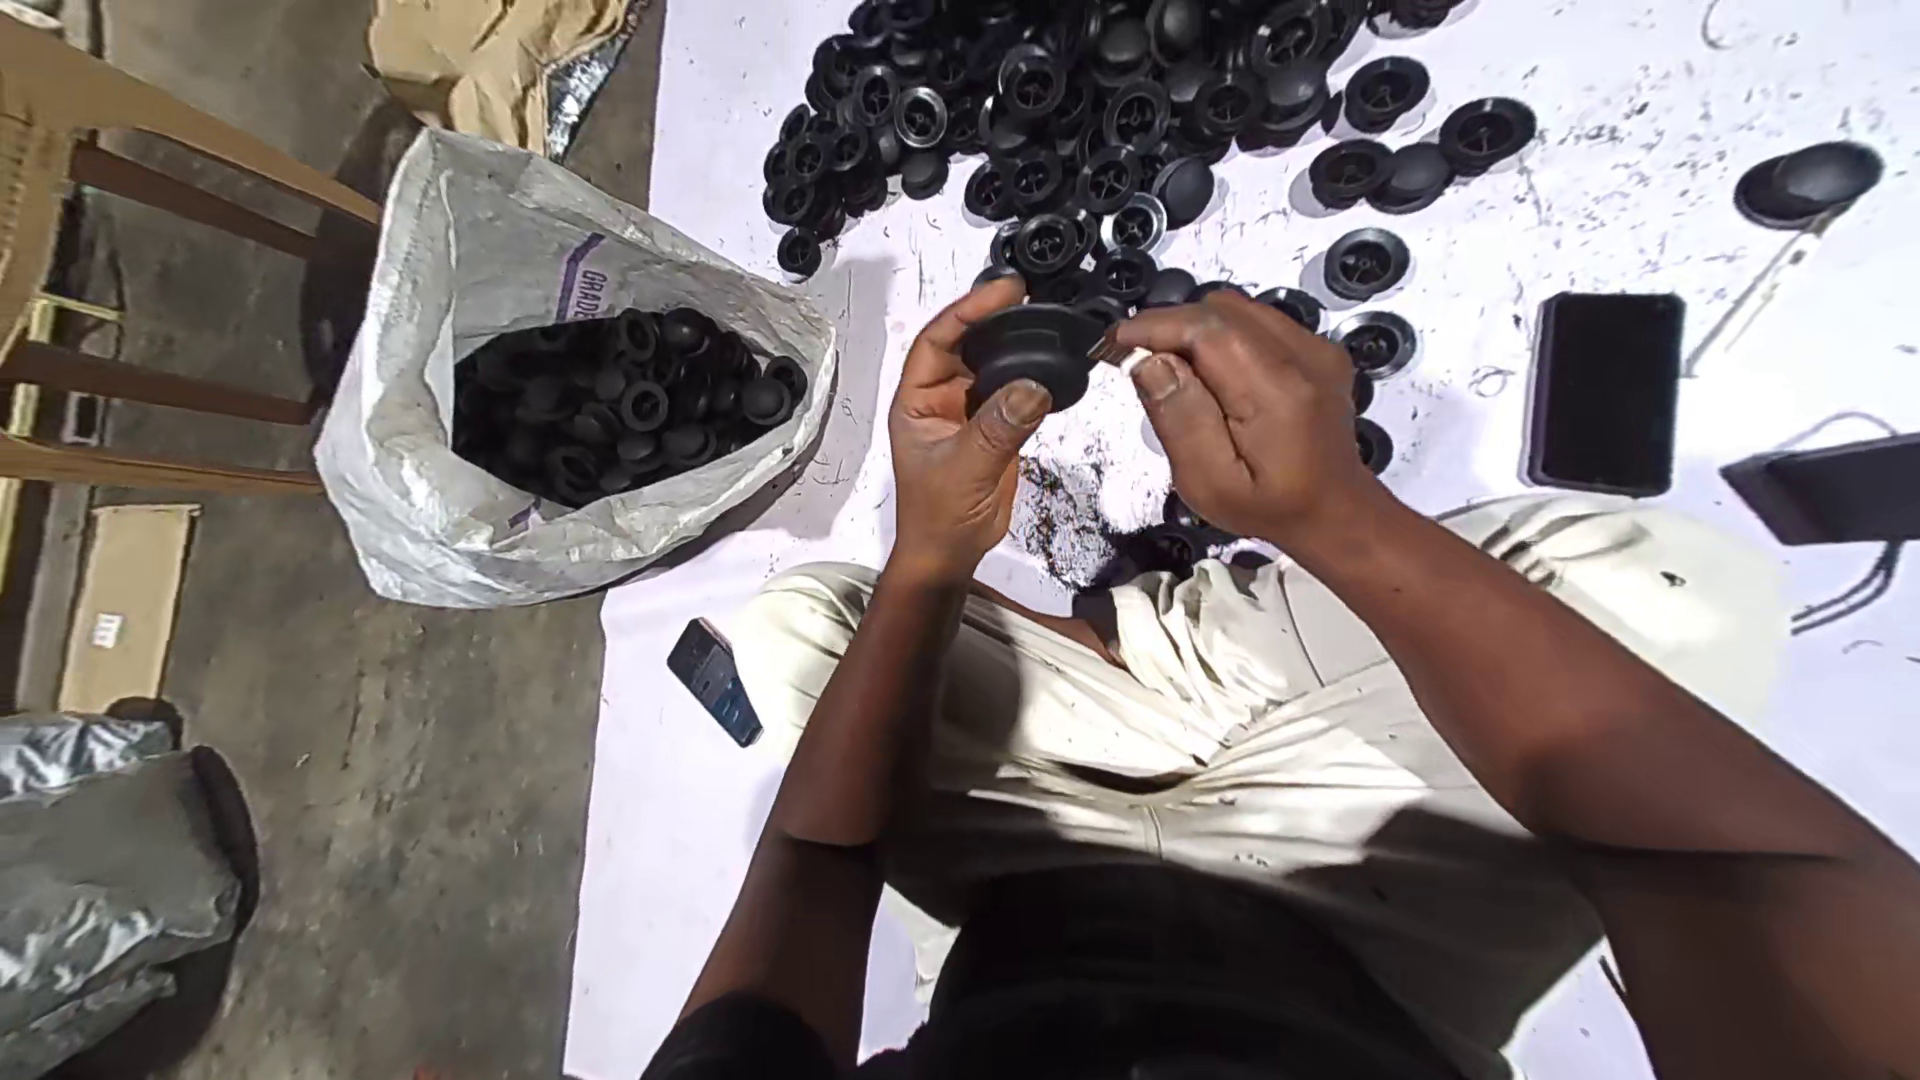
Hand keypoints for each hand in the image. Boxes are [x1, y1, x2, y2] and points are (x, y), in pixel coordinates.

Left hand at [888, 277, 1051, 583]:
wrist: (952, 551)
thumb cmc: (937, 517)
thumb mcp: (962, 470)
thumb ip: (995, 430)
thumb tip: (1030, 389)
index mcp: (917, 402)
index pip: (936, 341)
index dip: (966, 312)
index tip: (1001, 293)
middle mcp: (941, 400)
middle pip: (966, 346)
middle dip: (994, 321)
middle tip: (1029, 299)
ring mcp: (969, 413)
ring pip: (992, 368)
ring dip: (1015, 348)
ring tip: (1044, 324)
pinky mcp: (994, 429)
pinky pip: (1014, 394)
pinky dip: (1032, 380)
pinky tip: (1050, 367)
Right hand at [1112, 292, 1383, 544]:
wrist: (1330, 510)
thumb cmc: (1266, 506)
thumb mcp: (1207, 482)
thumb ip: (1179, 420)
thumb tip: (1149, 363)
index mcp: (1276, 392)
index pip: (1207, 328)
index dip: (1154, 326)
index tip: (1115, 342)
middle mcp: (1303, 356)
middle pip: (1220, 311)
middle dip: (1168, 329)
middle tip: (1136, 364)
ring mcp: (1314, 348)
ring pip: (1235, 310)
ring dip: (1191, 331)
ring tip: (1170, 372)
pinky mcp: (1313, 350)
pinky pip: (1253, 322)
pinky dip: (1217, 337)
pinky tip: (1206, 375)